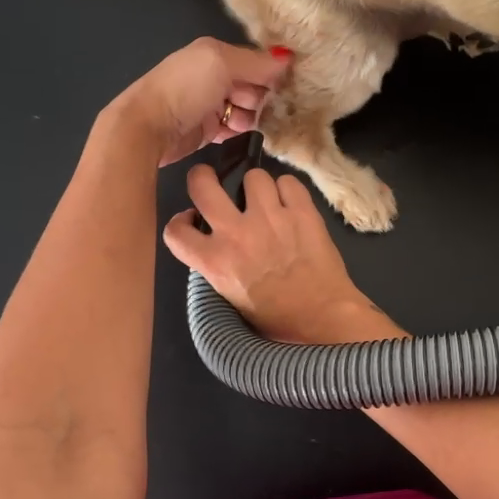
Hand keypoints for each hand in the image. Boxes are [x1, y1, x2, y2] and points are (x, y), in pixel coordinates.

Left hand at [105, 38, 290, 167]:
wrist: (147, 127)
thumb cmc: (185, 89)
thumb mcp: (222, 64)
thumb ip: (256, 62)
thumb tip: (288, 58)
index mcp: (215, 54)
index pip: (255, 61)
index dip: (273, 73)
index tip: (292, 88)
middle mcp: (213, 76)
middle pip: (252, 86)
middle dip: (265, 97)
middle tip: (275, 110)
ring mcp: (209, 105)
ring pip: (246, 110)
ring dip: (254, 117)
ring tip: (256, 123)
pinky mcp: (207, 130)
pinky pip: (233, 129)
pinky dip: (241, 132)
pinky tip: (246, 135)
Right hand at [163, 164, 405, 344]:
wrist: (323, 317)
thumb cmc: (278, 321)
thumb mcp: (232, 300)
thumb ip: (218, 269)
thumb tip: (215, 250)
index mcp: (214, 262)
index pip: (175, 231)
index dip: (180, 222)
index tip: (192, 222)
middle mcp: (236, 233)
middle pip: (201, 183)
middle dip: (203, 177)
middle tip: (213, 182)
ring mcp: (270, 217)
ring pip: (253, 176)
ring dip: (257, 187)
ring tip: (268, 203)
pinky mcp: (302, 211)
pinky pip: (288, 182)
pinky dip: (289, 191)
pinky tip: (292, 205)